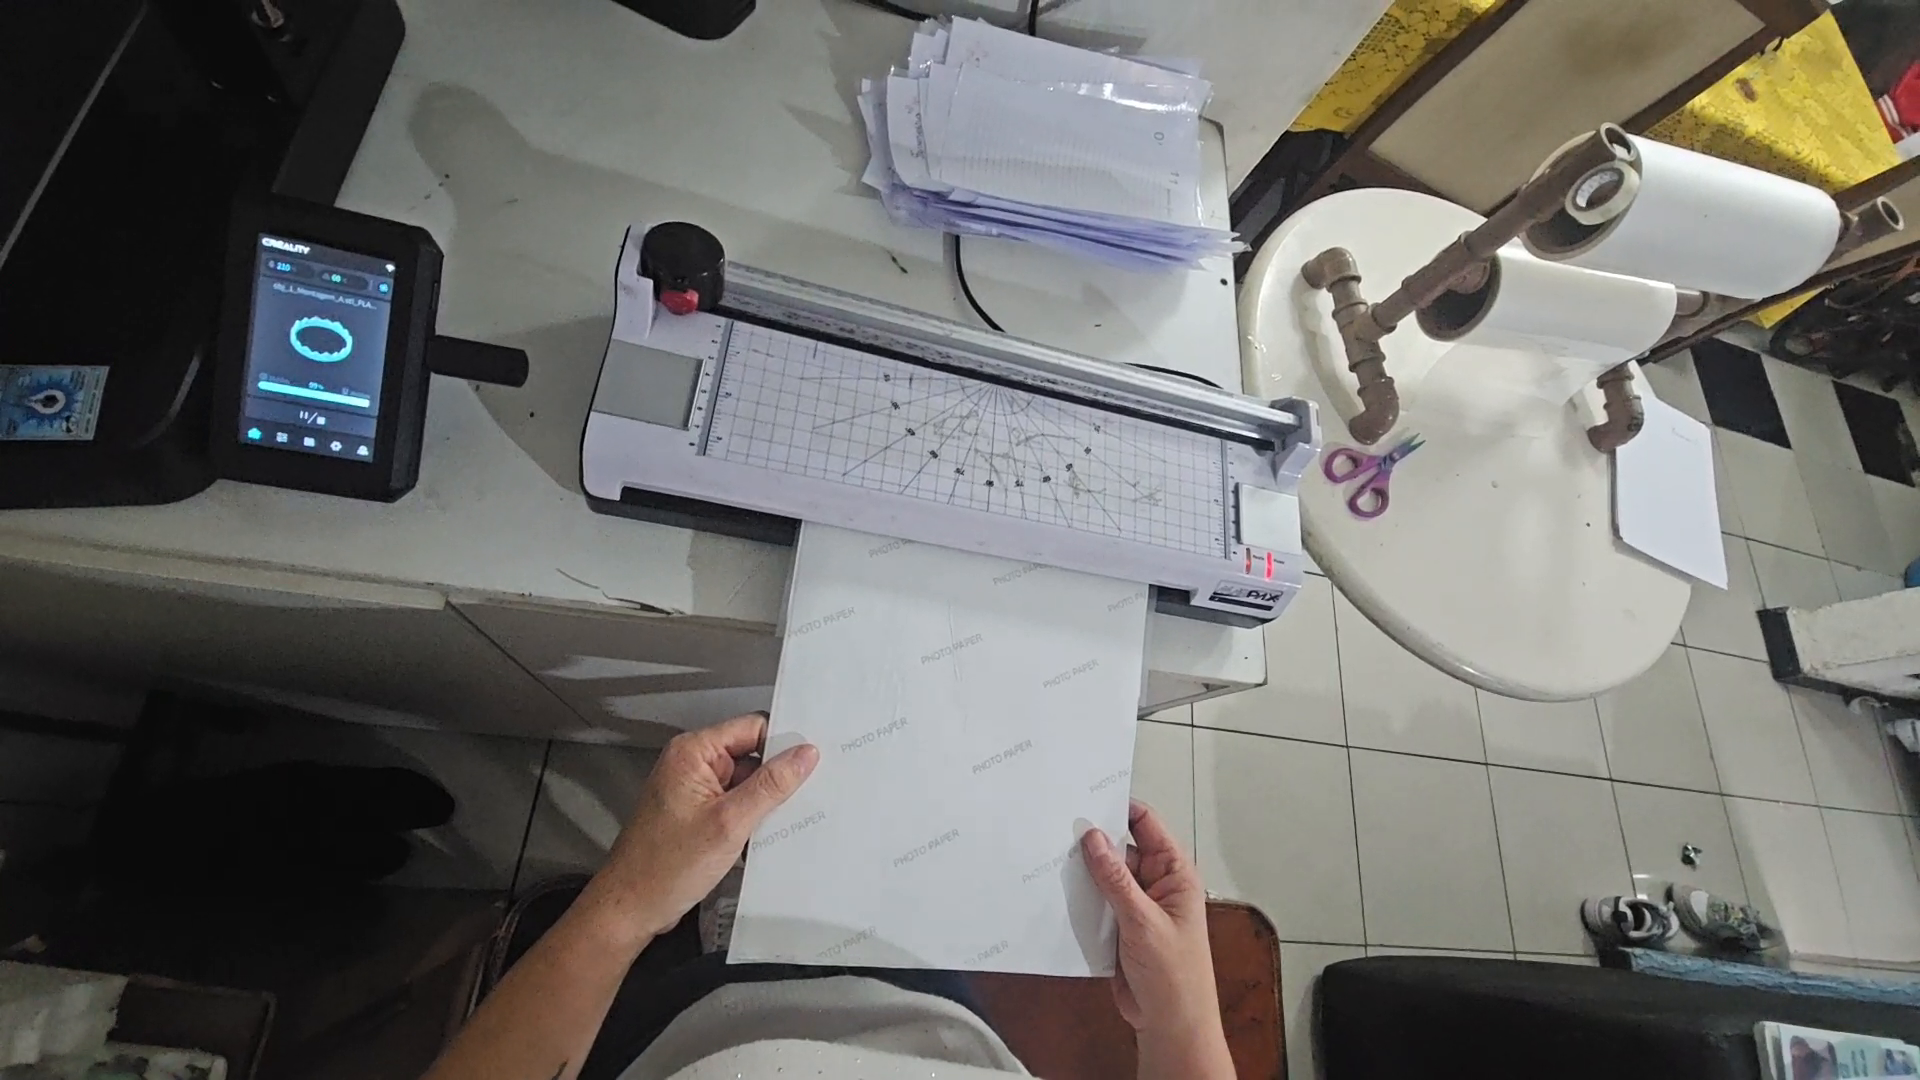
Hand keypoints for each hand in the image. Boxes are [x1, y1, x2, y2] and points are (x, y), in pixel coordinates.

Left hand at [585, 713, 818, 943]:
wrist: (628, 912)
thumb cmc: (668, 867)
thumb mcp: (730, 823)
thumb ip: (771, 785)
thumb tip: (806, 753)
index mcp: (694, 751)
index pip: (753, 727)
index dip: (782, 744)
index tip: (811, 764)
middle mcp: (692, 762)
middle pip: (751, 752)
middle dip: (776, 775)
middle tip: (807, 794)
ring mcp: (694, 787)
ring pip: (746, 779)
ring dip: (764, 799)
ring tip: (788, 817)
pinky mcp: (697, 810)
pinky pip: (735, 800)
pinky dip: (751, 814)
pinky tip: (766, 833)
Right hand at [1081, 800, 1231, 1077]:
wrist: (1170, 1028)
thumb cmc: (1173, 975)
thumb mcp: (1144, 922)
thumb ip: (1116, 879)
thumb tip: (1092, 836)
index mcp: (1173, 872)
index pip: (1145, 823)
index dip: (1119, 807)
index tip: (1086, 796)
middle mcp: (1154, 880)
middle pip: (1119, 846)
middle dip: (1092, 837)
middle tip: (1056, 823)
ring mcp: (1134, 901)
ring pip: (1103, 872)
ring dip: (1082, 867)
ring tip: (1047, 850)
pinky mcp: (1117, 922)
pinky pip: (1094, 896)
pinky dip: (1078, 892)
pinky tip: (1054, 884)